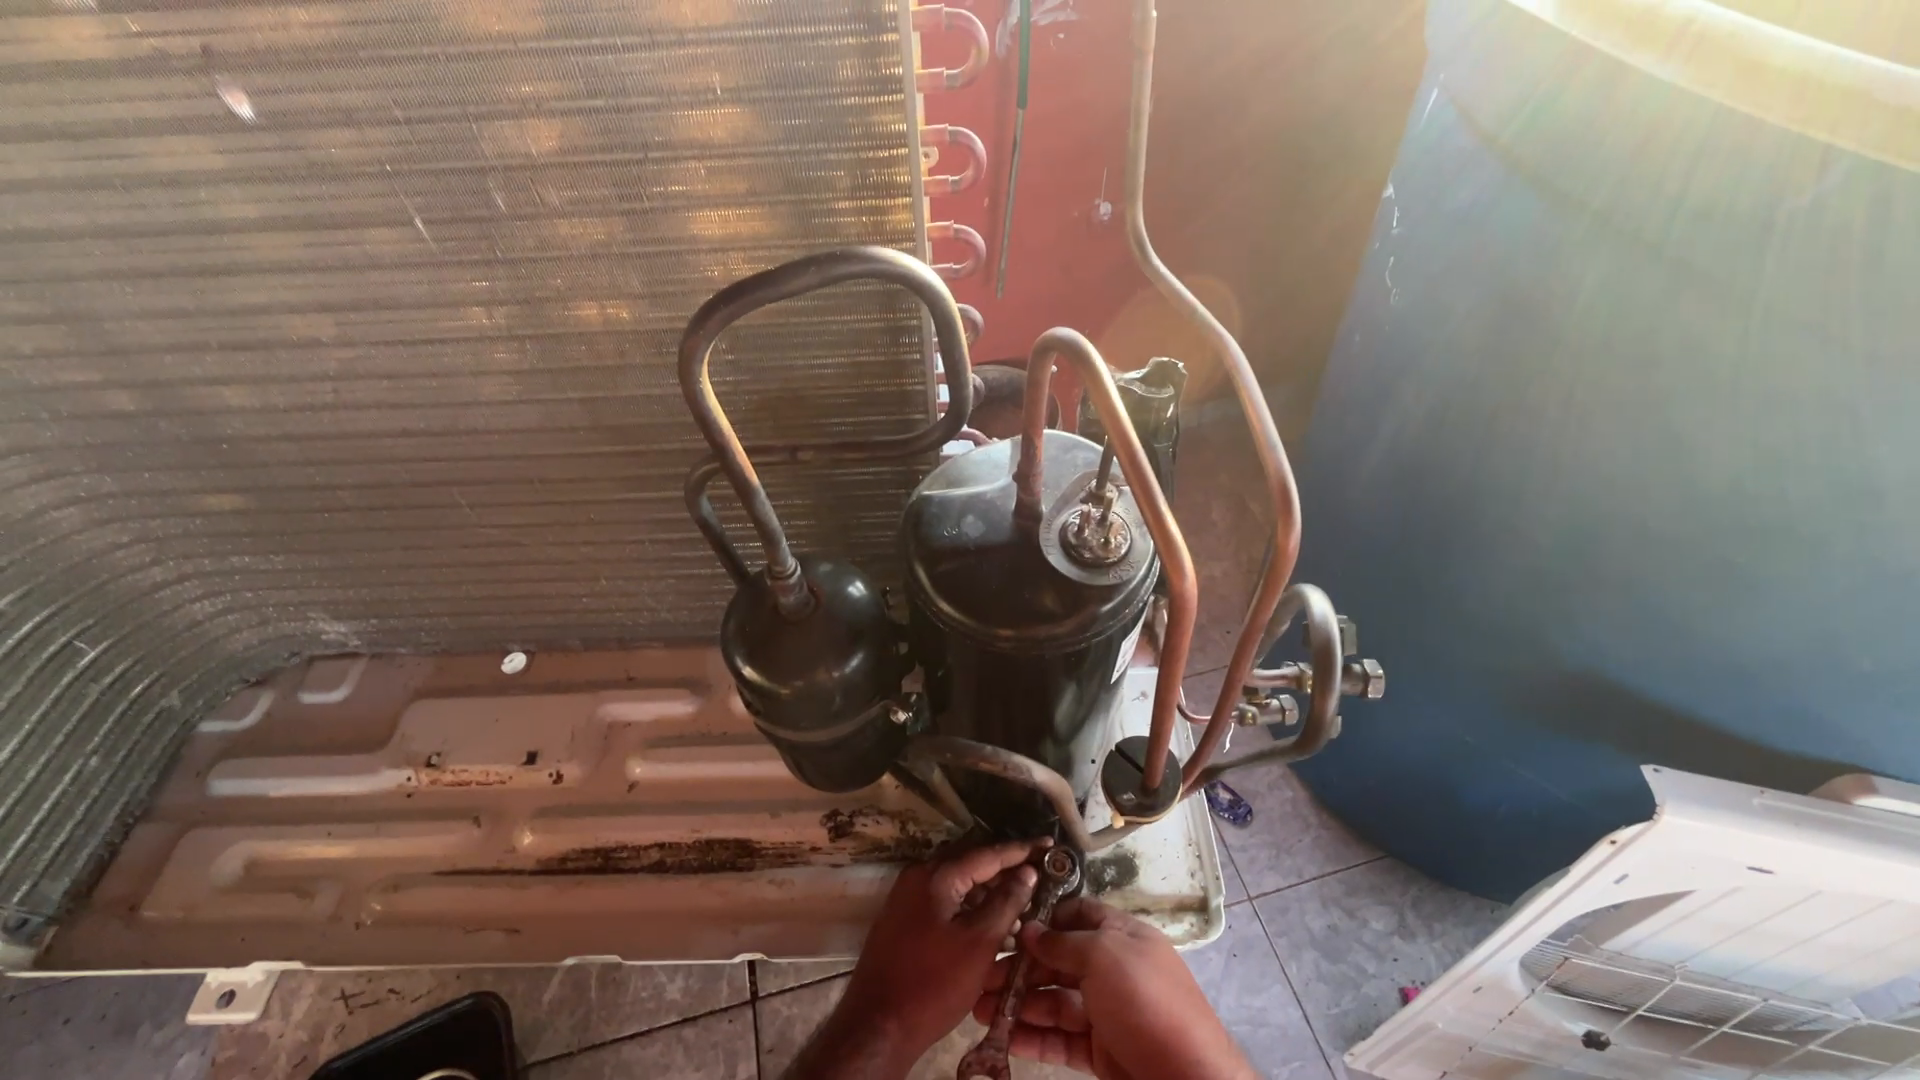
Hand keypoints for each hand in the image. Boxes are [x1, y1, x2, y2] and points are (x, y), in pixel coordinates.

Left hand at [834, 840, 1044, 1062]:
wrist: (877, 1026)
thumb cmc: (933, 984)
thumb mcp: (979, 943)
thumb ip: (1006, 902)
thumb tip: (1027, 872)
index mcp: (935, 875)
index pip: (987, 853)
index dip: (1021, 850)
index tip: (1049, 844)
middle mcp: (918, 876)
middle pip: (971, 862)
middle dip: (1006, 868)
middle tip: (1040, 872)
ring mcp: (908, 897)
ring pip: (958, 882)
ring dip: (989, 890)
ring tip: (1024, 902)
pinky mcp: (906, 918)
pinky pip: (946, 900)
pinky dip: (971, 905)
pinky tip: (993, 921)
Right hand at [973, 896, 1253, 1079]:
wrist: (1186, 1077)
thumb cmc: (1144, 1000)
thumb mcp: (1104, 955)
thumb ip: (1063, 942)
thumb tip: (1029, 929)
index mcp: (1122, 936)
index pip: (1078, 915)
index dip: (1044, 918)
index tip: (1007, 926)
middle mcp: (1114, 970)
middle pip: (1060, 960)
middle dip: (1021, 967)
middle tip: (982, 976)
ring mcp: (1108, 1012)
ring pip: (1055, 1001)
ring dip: (1019, 1004)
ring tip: (980, 1009)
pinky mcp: (1102, 1051)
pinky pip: (1062, 1038)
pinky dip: (1034, 1037)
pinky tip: (1006, 1037)